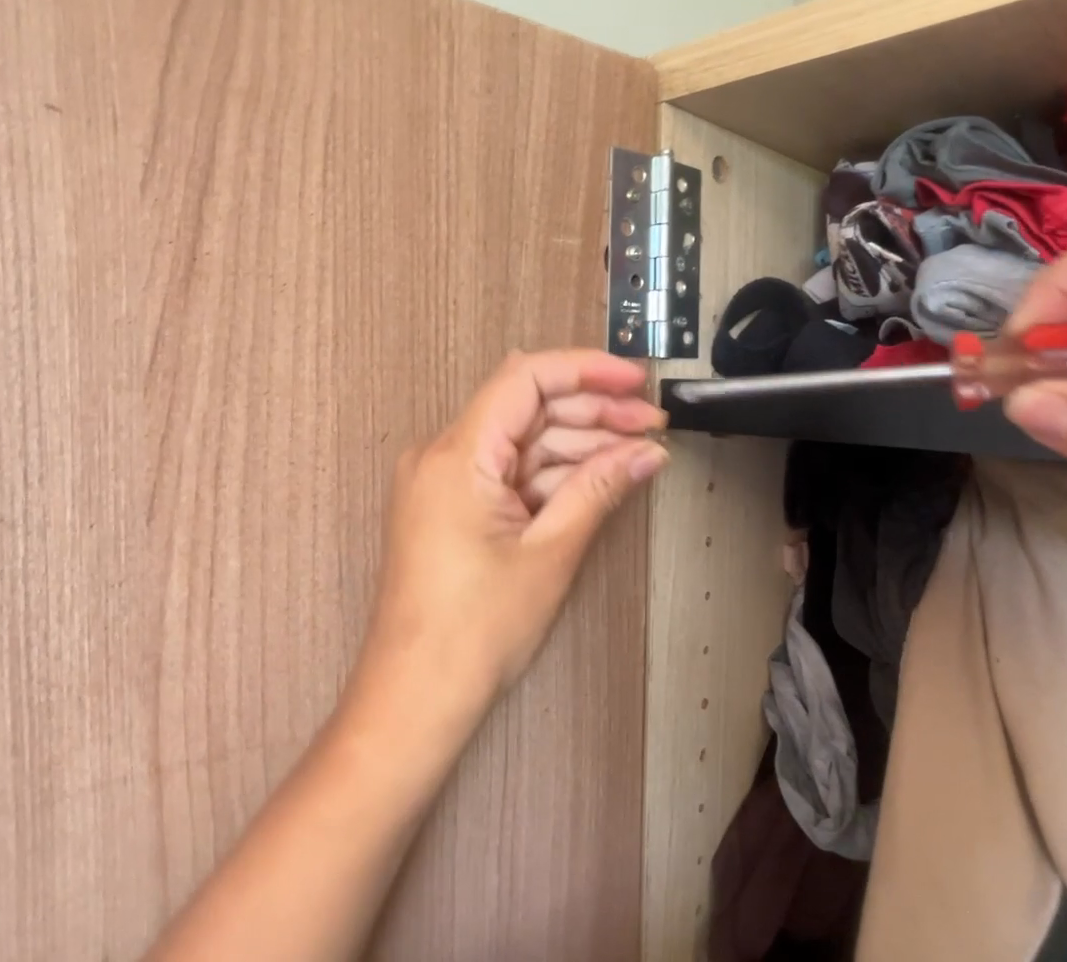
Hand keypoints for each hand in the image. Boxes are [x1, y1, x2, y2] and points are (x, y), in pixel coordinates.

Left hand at [365, 349, 668, 699]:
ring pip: (523, 442)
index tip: (635, 380)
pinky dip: (554, 474)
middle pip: (528, 408)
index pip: (526, 378)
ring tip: (636, 453)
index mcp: (457, 455)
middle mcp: (443, 457)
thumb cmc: (470, 632)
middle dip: (593, 411)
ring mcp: (446, 484)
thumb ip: (599, 488)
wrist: (416, 696)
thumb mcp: (550, 551)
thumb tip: (645, 452)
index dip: (586, 370)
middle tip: (650, 425)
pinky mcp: (453, 509)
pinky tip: (598, 478)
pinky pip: (510, 473)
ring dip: (579, 444)